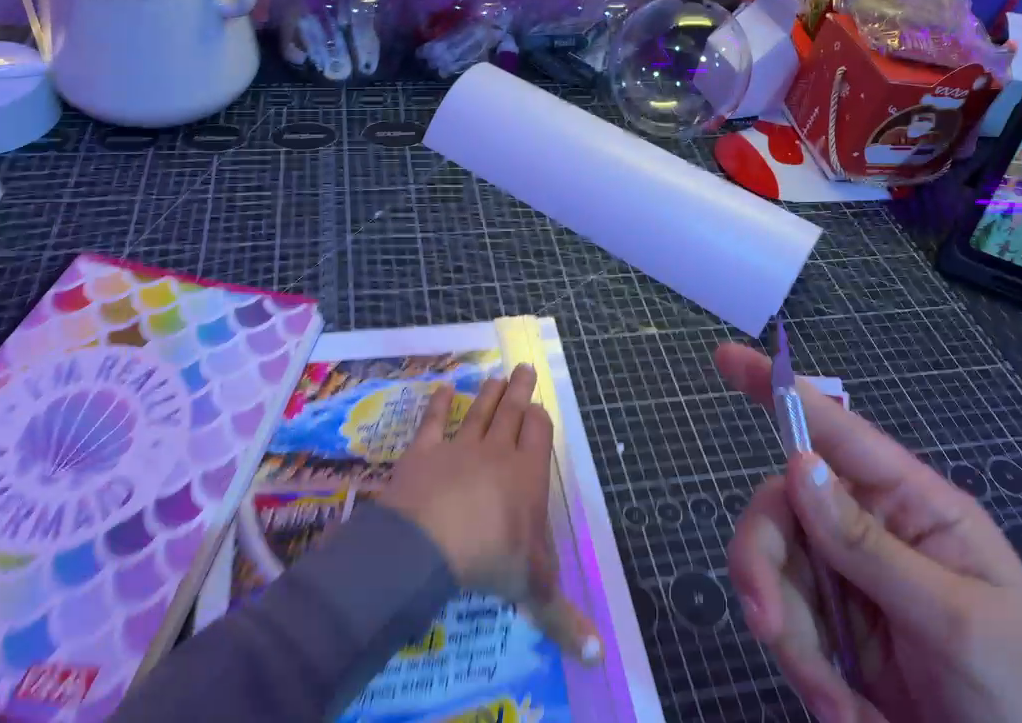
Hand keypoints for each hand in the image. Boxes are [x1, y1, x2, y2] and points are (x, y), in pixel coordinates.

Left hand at [378, 364, 600, 662]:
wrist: (429, 543)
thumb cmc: (489, 560)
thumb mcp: (531, 589)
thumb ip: (561, 617)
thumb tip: (598, 654)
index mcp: (527, 477)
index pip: (538, 437)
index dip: (540, 420)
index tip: (540, 406)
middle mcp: (496, 453)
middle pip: (511, 414)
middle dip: (520, 392)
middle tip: (524, 367)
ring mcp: (458, 447)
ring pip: (479, 412)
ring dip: (488, 394)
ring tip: (495, 375)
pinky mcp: (423, 451)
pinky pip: (433, 421)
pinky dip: (439, 404)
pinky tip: (443, 389)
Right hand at [716, 343, 1021, 722]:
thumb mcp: (954, 620)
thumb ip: (870, 546)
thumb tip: (797, 463)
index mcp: (918, 509)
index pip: (839, 434)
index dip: (781, 393)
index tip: (727, 358)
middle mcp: (873, 532)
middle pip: (783, 511)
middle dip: (765, 565)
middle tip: (766, 625)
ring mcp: (849, 581)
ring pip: (775, 572)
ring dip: (791, 637)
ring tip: (838, 704)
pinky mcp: (833, 631)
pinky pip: (785, 624)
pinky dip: (803, 669)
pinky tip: (844, 710)